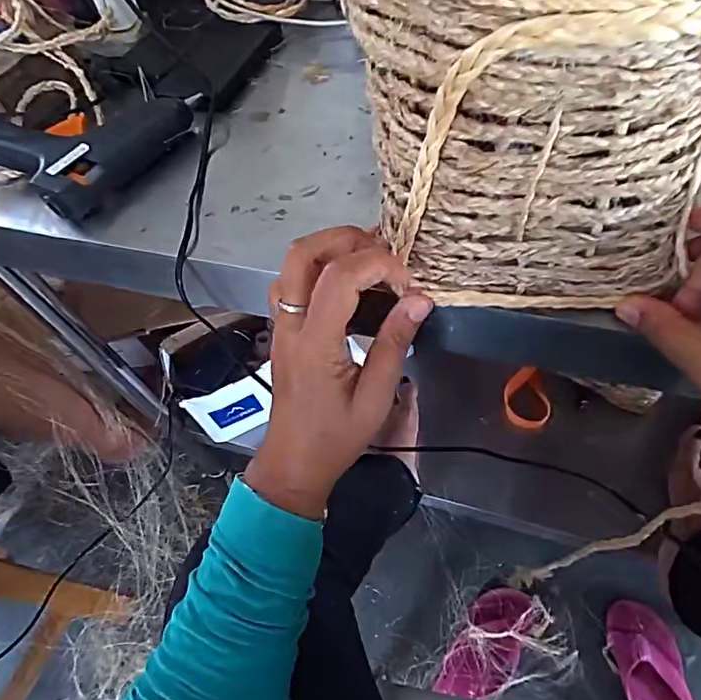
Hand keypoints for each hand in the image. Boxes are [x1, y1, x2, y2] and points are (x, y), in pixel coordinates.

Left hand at [244, 227, 434, 518]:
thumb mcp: (375, 398)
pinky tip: (348, 282)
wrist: (294, 461)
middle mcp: (290, 325)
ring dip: (331, 248)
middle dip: (347, 239)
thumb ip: (394, 344)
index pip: (339, 277)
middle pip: (303, 253)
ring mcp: (281, 324)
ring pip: (293, 263)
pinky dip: (319, 267)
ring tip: (371, 259)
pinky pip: (292, 281)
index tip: (408, 283)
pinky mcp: (282, 328)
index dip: (379, 265)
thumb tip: (419, 300)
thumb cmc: (335, 437)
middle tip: (386, 251)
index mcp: (314, 343)